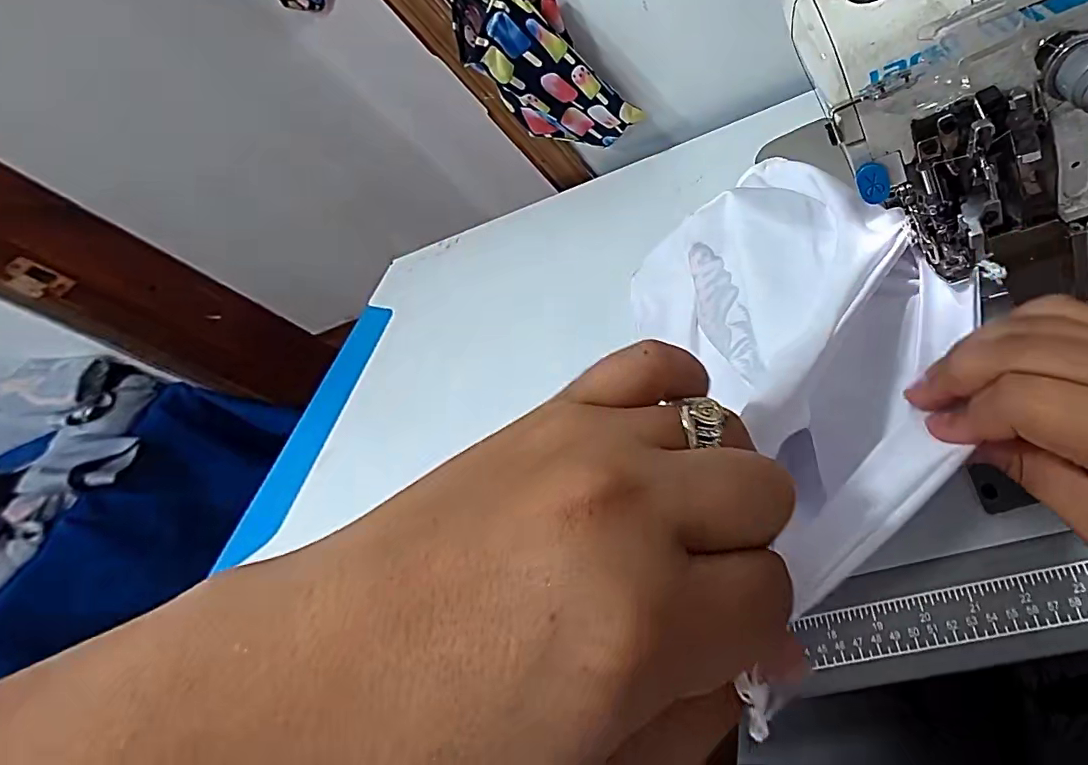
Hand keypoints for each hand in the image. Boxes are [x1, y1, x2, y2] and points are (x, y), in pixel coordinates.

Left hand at [195, 341, 798, 763]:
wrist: (315, 678)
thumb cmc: (447, 751)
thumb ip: (702, 710)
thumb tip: (771, 649)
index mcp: (642, 623)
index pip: (771, 594)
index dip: (757, 627)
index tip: (728, 641)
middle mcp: (631, 510)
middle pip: (764, 491)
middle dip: (745, 547)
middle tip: (695, 582)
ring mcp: (591, 443)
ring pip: (723, 428)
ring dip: (710, 481)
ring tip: (666, 516)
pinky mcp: (555, 408)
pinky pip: (653, 362)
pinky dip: (677, 388)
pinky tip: (659, 430)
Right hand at [906, 296, 1087, 596]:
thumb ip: (1036, 473)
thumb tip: (971, 437)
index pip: (1021, 397)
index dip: (968, 411)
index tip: (936, 430)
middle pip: (1018, 348)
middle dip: (959, 370)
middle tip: (922, 395)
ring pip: (1034, 322)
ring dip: (981, 344)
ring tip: (949, 373)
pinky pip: (1063, 312)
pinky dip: (1018, 324)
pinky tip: (997, 347)